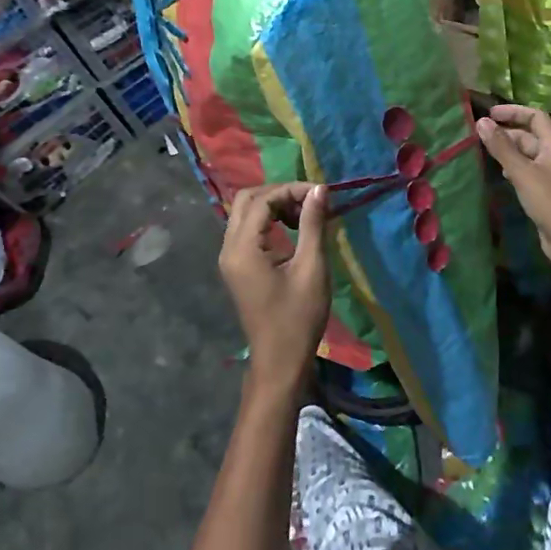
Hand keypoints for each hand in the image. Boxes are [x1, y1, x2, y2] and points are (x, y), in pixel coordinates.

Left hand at [219, 183, 329, 396]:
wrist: (280, 360)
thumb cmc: (298, 317)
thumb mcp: (311, 267)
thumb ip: (312, 224)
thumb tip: (320, 189)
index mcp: (242, 249)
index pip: (262, 200)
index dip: (292, 189)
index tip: (322, 194)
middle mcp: (229, 249)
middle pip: (246, 200)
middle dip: (279, 193)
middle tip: (310, 201)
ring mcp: (230, 259)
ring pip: (245, 214)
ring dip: (274, 206)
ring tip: (306, 214)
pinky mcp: (238, 267)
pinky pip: (248, 230)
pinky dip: (269, 221)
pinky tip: (294, 230)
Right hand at [476, 105, 550, 272]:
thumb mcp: (523, 172)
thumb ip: (502, 148)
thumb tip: (482, 121)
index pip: (536, 117)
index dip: (514, 112)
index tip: (489, 114)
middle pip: (529, 136)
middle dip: (507, 133)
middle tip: (480, 137)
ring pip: (527, 156)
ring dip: (508, 151)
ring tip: (485, 153)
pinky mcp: (546, 194)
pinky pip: (527, 174)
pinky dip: (513, 170)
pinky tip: (501, 175)